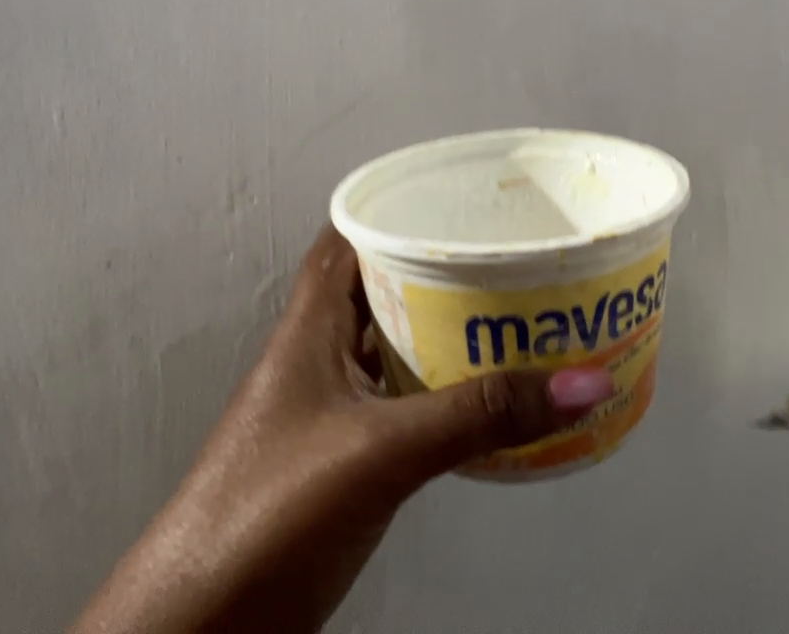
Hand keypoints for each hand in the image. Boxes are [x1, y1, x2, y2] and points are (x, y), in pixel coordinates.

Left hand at [73, 225, 614, 633]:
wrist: (200, 631)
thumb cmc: (270, 515)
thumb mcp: (382, 452)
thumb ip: (481, 417)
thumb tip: (588, 380)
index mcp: (309, 330)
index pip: (347, 239)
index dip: (396, 210)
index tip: (461, 198)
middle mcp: (318, 359)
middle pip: (382, 288)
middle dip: (441, 266)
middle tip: (511, 253)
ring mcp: (331, 412)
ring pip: (397, 346)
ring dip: (448, 329)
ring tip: (518, 312)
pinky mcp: (347, 459)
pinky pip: (407, 400)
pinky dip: (448, 389)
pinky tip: (492, 397)